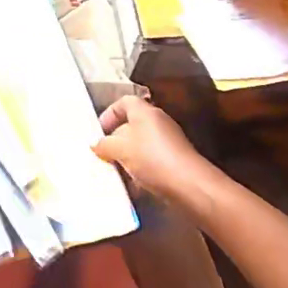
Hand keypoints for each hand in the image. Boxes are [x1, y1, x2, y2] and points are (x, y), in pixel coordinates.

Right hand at [92, 96, 226, 214]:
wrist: (190, 186)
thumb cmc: (151, 158)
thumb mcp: (119, 149)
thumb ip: (104, 144)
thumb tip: (97, 144)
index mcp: (145, 112)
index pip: (124, 102)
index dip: (109, 113)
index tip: (99, 130)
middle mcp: (159, 122)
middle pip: (131, 125)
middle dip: (115, 139)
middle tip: (102, 153)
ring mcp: (169, 142)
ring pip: (140, 145)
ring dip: (126, 157)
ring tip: (115, 171)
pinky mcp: (175, 161)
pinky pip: (150, 160)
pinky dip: (139, 169)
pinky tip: (132, 184)